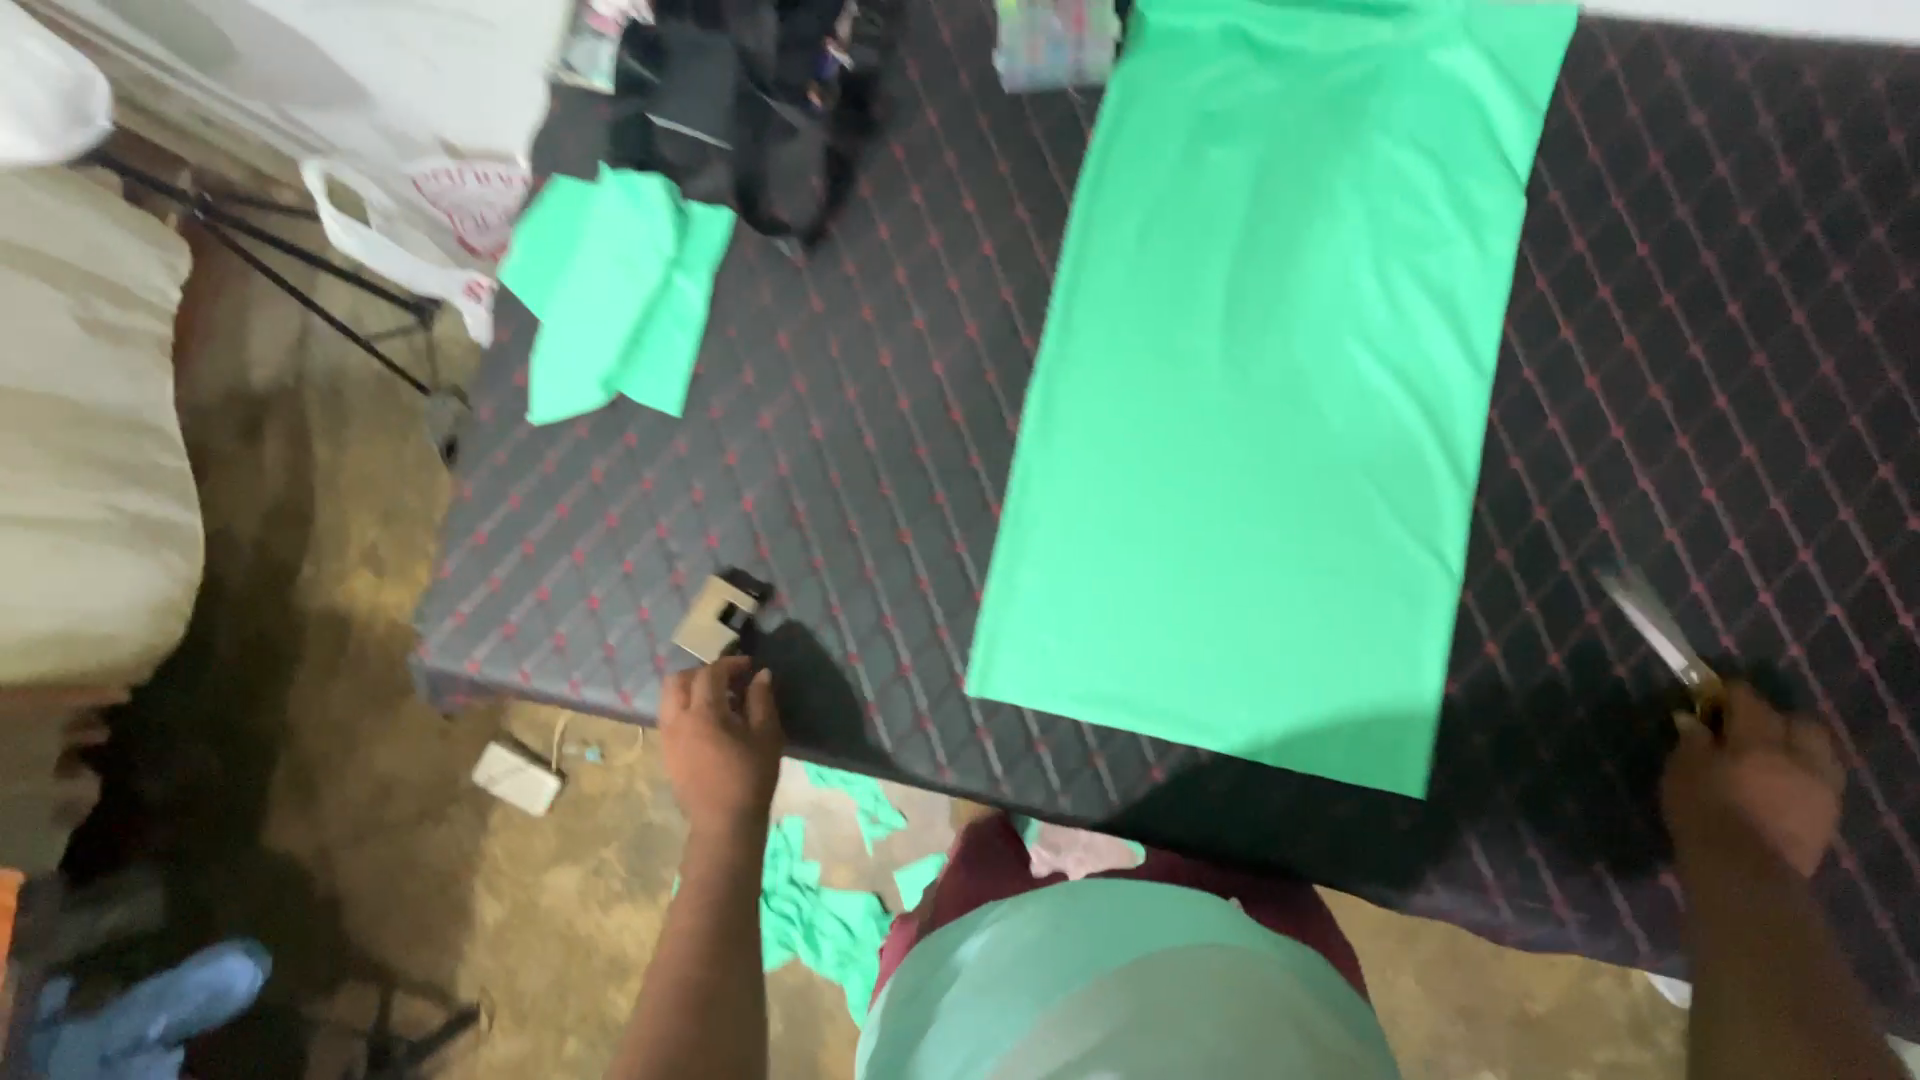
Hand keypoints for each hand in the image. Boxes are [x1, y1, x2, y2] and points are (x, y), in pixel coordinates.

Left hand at [658, 656, 783, 842]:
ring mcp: (667, 737)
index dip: (730, 664)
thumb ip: (762, 699)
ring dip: (691, 689)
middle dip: (703, 672)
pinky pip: (669, 716)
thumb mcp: (766, 735)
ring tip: (719, 700)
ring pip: (669, 698)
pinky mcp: (666, 752)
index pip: (710, 673)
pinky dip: (686, 708)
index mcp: (704, 713)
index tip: (750, 666)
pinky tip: (709, 722)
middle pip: (678, 679)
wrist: (724, 822)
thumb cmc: (751, 777)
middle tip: (729, 680)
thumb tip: (761, 675)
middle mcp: (678, 720)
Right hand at [1662, 682, 1845, 877]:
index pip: (1750, 701)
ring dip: (1795, 744)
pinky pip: (1822, 777)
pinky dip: (1803, 770)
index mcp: (1758, 742)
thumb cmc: (1702, 811)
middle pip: (1799, 722)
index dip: (1730, 692)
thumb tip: (1691, 720)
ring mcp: (1821, 786)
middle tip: (1743, 726)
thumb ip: (1692, 742)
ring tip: (1767, 754)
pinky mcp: (1829, 812)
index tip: (1711, 694)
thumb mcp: (1682, 771)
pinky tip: (1780, 782)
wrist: (1744, 868)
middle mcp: (1799, 757)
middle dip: (1774, 717)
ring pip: (1820, 749)